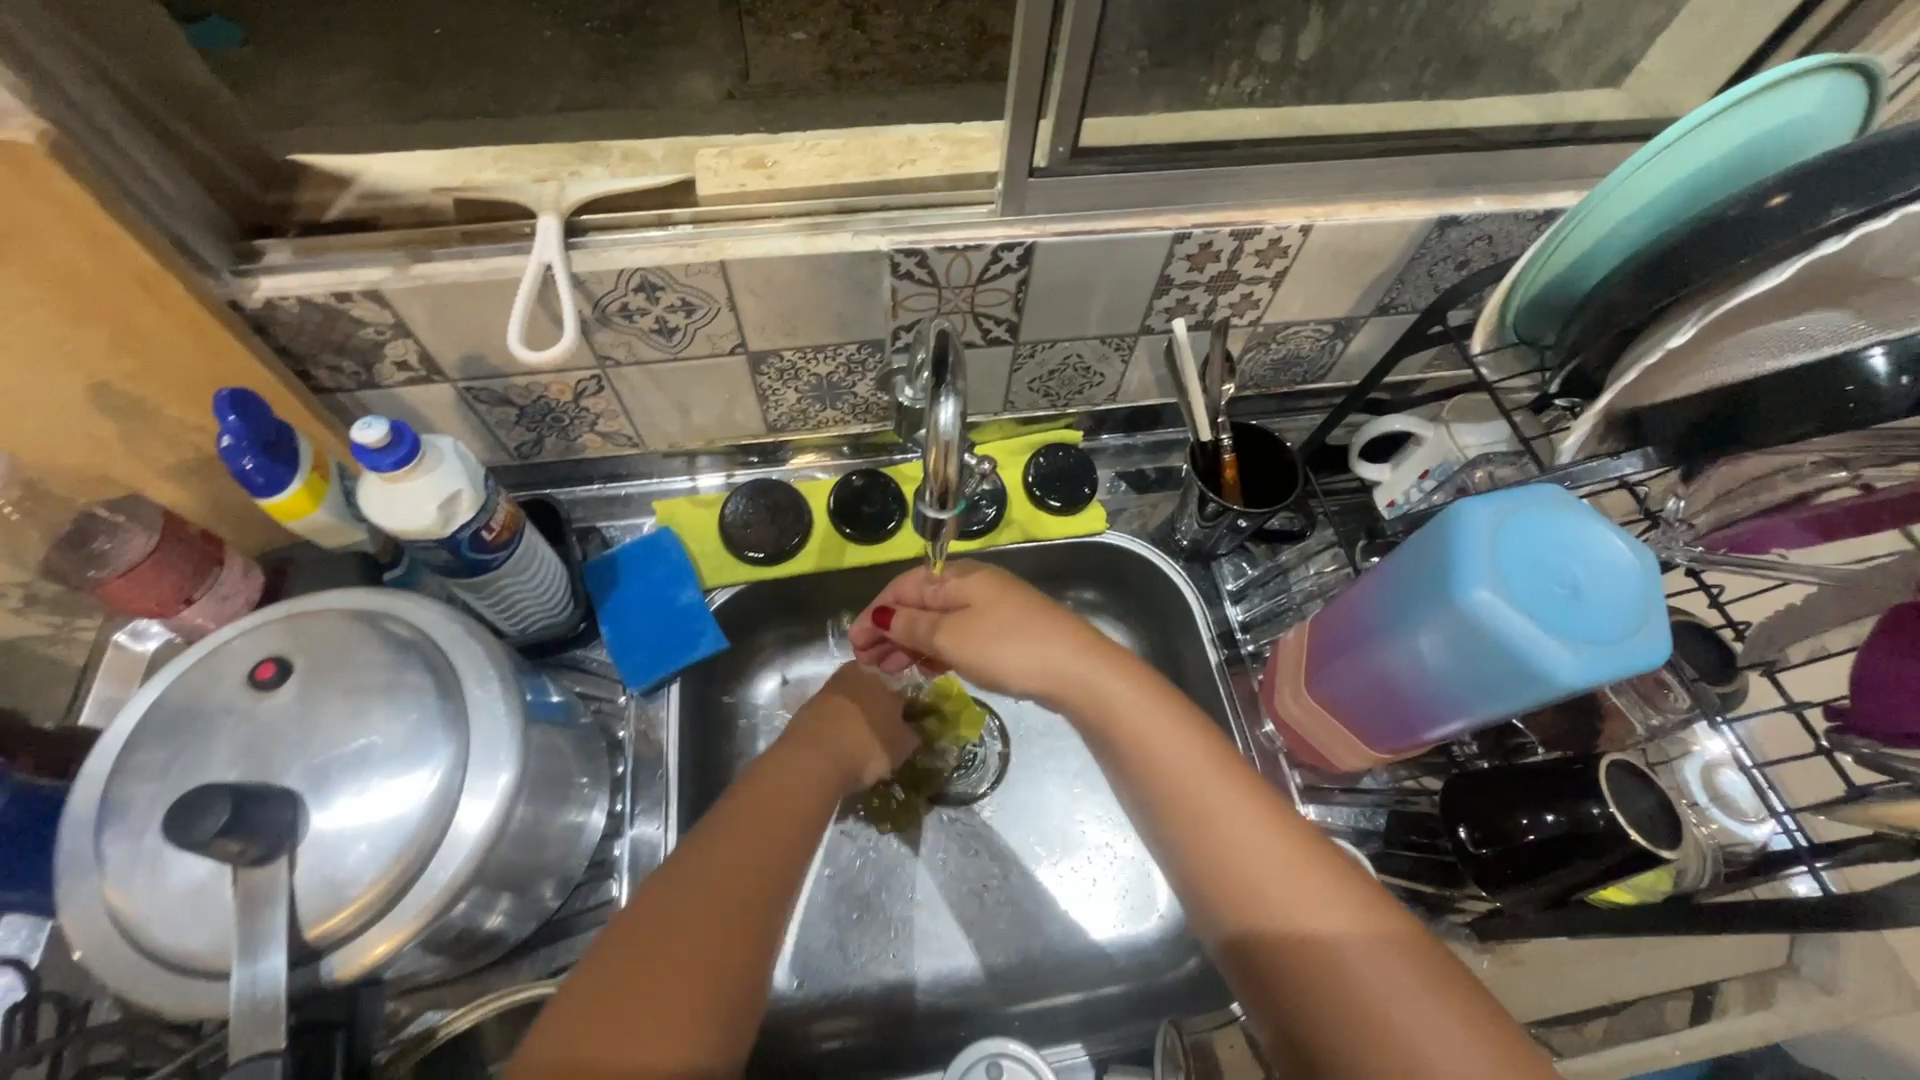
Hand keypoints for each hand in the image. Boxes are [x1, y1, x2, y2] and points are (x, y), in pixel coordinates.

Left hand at [777, 662, 917, 795]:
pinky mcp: (804, 711)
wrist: (811, 761)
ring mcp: (825, 691)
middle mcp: (851, 674)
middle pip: (871, 692)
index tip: (907, 725)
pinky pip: (830, 720)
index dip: (905, 707)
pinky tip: (840, 751)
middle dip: (878, 710)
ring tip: (862, 748)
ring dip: (856, 721)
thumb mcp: (902, 745)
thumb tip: (912, 730)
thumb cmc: (867, 745)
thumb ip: (912, 733)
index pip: (899, 686)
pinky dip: (836, 732)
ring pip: (849, 705)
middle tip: (885, 736)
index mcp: (879, 674)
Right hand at [848, 560, 1123, 707]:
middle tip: (866, 663)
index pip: (902, 587)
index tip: (852, 644)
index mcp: (958, 578)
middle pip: (919, 604)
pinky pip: (958, 637)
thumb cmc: (1008, 647)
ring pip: (938, 623)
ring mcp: (991, 610)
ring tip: (888, 671)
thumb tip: (881, 614)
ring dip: (910, 644)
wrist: (1076, 670)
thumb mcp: (951, 637)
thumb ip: (912, 625)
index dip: (874, 613)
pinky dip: (936, 652)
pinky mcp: (1005, 634)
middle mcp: (973, 586)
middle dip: (889, 630)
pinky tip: (924, 670)